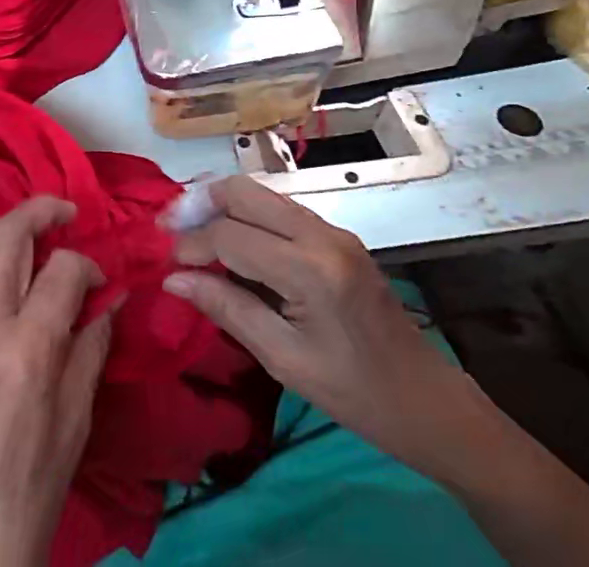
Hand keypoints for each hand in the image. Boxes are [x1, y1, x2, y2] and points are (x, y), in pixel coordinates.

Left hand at [0, 197, 115, 566]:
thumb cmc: (29, 488)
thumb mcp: (77, 419)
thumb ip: (91, 347)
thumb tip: (110, 300)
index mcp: (28, 348)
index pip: (65, 269)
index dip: (90, 264)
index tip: (101, 281)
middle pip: (8, 236)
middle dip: (43, 212)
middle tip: (66, 214)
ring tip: (20, 233)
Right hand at [162, 177, 488, 477]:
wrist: (422, 397)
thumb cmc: (352, 392)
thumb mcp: (282, 358)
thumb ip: (228, 308)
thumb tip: (174, 279)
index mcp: (310, 268)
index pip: (231, 234)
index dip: (191, 244)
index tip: (165, 262)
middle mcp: (322, 234)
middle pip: (247, 192)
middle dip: (202, 205)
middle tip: (172, 232)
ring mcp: (334, 231)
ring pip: (264, 195)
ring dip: (225, 208)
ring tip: (193, 238)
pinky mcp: (339, 237)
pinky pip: (282, 212)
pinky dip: (250, 219)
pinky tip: (232, 246)